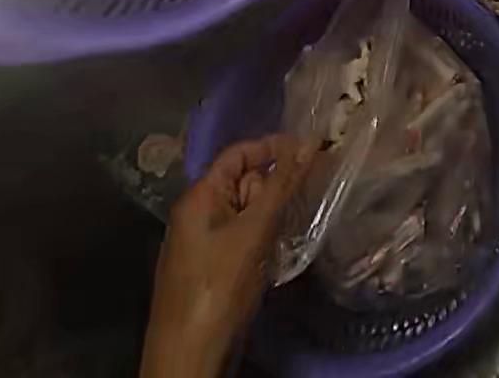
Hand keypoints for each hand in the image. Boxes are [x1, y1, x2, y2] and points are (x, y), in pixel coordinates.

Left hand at [141, 135, 314, 377]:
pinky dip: (264, 237)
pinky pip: (244, 235)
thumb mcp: (254, 230)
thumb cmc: (219, 286)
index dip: (273, 147)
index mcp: (199, 197)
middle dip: (274, 189)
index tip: (310, 150)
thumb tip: (309, 142)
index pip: (239, 154)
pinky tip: (277, 252)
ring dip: (272, 216)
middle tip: (298, 203)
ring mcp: (204, 241)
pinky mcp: (213, 266)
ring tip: (288, 231)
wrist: (188, 360)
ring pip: (248, 210)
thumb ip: (282, 184)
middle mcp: (198, 213)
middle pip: (245, 181)